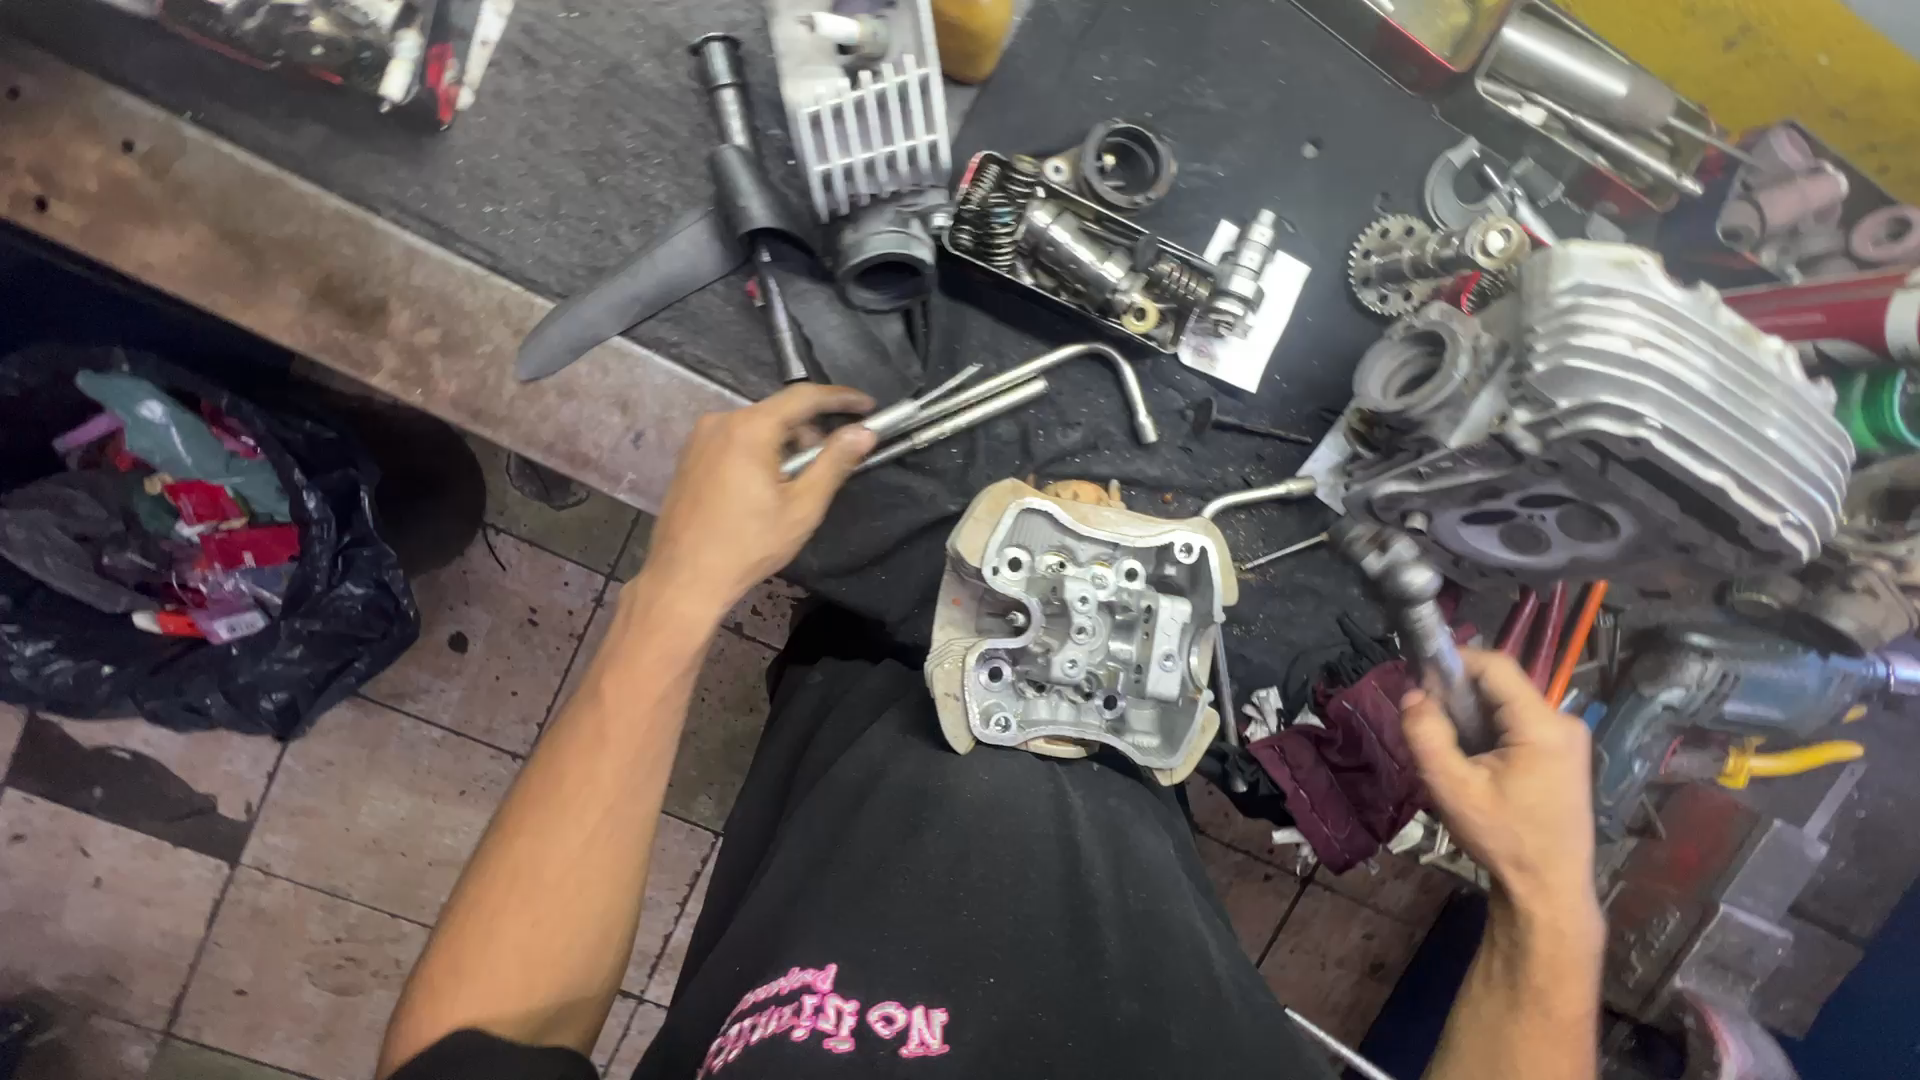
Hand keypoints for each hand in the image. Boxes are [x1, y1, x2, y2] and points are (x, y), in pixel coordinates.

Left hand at [636, 384, 875, 615]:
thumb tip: (864, 433)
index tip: (869, 407)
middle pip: (780, 412)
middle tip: (830, 464)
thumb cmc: (749, 544)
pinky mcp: (691, 455)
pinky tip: (767, 487)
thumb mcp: (803, 506)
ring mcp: (700, 437)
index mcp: (749, 428)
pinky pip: (737, 440)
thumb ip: (835, 463)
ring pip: (759, 427)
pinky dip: (761, 452)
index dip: (842, 398)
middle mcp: (720, 421)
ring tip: (797, 485)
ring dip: (786, 445)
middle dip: (812, 432)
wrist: (685, 577)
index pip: (804, 397)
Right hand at [1401, 649, 1599, 923]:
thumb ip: (1425, 734)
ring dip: (1467, 712)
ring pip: (1502, 701)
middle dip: (1455, 692)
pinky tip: (1467, 756)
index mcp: (1543, 726)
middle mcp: (1562, 722)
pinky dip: (1482, 726)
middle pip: (1498, 682)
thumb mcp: (1450, 786)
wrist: (1546, 887)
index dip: (1452, 660)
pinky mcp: (1559, 752)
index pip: (1495, 665)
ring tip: (1444, 744)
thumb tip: (1411, 694)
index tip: (1416, 677)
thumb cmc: (1501, 838)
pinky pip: (1512, 720)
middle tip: (1424, 719)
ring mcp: (1565, 738)